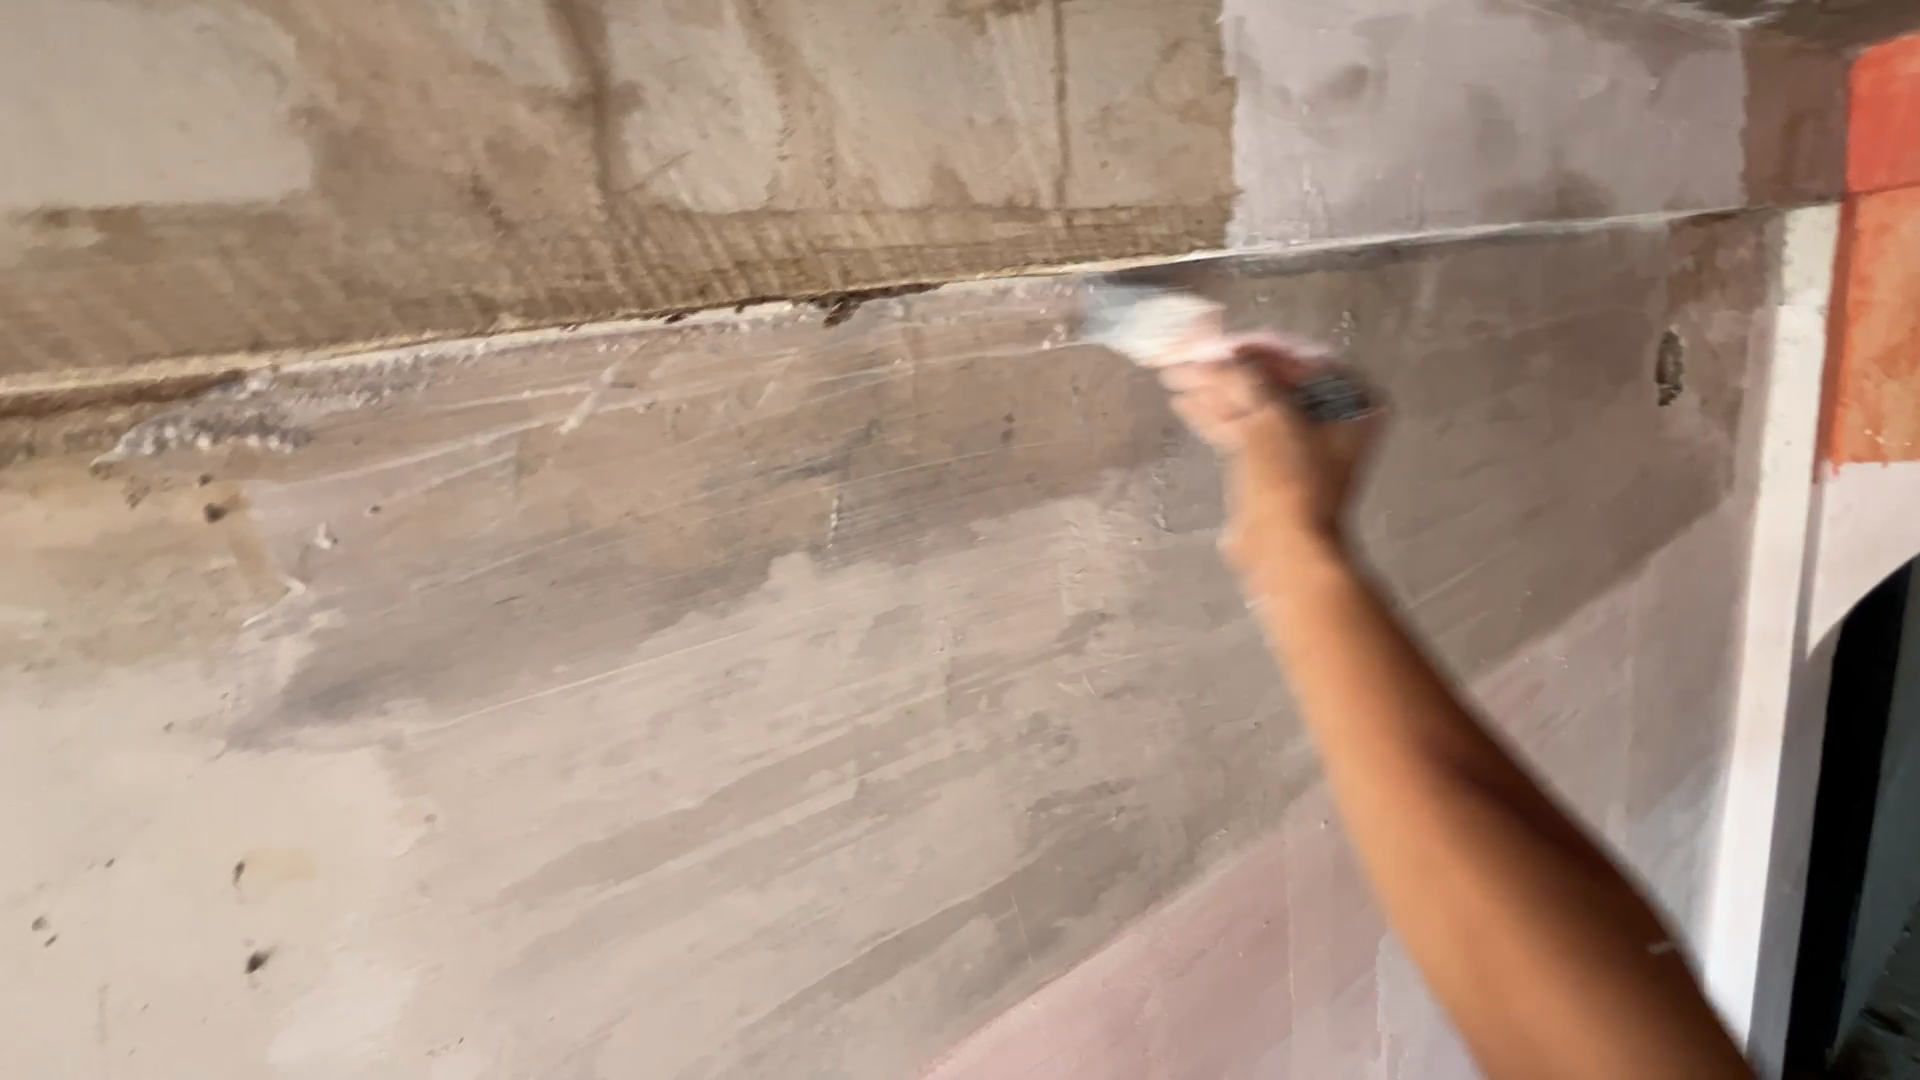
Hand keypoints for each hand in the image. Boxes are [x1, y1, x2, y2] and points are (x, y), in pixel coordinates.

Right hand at [1157, 335, 1382, 576]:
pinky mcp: (1269, 466)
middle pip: (1271, 380)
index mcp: (1350, 400)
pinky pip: (1240, 430)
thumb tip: (1214, 352)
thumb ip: (1243, 376)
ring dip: (1213, 390)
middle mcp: (1329, 418)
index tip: (1217, 343)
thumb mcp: (1270, 417)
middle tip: (1188, 356)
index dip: (1256, 347)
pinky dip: (1214, 416)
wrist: (1284, 548)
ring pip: (1251, 405)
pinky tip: (1184, 402)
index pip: (1299, 356)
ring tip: (1174, 375)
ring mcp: (1298, 444)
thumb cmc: (1291, 482)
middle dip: (1226, 368)